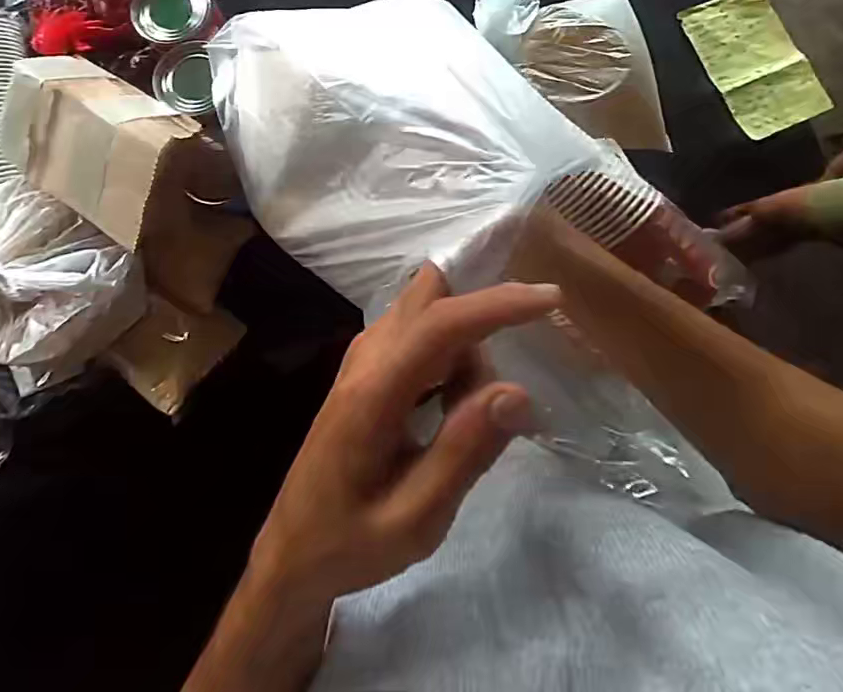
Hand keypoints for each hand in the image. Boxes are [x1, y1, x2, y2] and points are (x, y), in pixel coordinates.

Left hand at [248, 266, 555, 602]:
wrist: (292, 549)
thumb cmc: (350, 542)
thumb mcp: (416, 519)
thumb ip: (464, 453)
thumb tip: (517, 390)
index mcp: (373, 392)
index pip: (440, 324)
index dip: (496, 304)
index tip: (550, 296)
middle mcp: (365, 359)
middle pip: (427, 293)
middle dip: (480, 304)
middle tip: (520, 346)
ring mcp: (362, 360)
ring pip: (426, 312)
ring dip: (465, 344)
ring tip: (469, 419)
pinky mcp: (367, 370)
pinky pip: (418, 335)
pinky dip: (449, 354)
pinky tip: (454, 407)